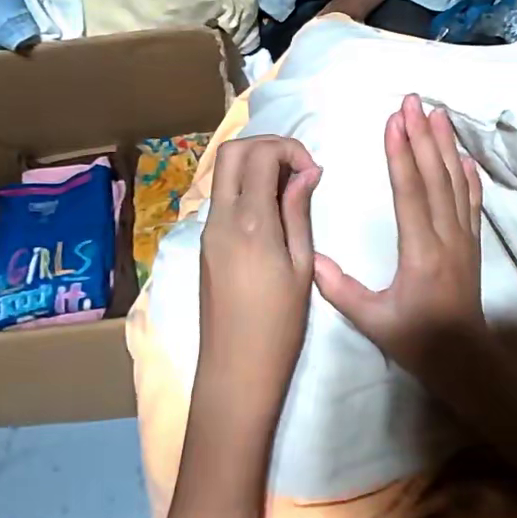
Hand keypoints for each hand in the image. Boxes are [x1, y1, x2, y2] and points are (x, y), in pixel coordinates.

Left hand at [197, 136, 322, 406]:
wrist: (235, 371)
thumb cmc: (279, 325)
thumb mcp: (301, 265)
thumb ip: (298, 211)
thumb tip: (307, 172)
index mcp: (249, 222)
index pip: (259, 155)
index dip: (289, 149)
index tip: (312, 170)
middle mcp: (221, 218)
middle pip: (232, 152)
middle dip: (266, 146)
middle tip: (297, 169)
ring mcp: (207, 230)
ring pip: (223, 173)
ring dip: (254, 165)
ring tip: (287, 191)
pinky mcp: (204, 244)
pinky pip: (222, 198)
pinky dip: (245, 188)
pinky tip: (270, 212)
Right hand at [314, 94, 485, 388]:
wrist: (467, 361)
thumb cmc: (417, 340)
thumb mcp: (373, 320)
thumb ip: (341, 289)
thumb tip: (311, 259)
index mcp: (421, 251)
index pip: (410, 192)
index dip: (401, 154)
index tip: (394, 121)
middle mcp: (446, 236)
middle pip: (434, 176)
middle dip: (422, 135)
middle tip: (413, 101)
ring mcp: (464, 238)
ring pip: (455, 182)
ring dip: (446, 146)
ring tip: (438, 113)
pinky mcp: (472, 243)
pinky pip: (471, 201)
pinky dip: (468, 175)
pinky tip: (464, 156)